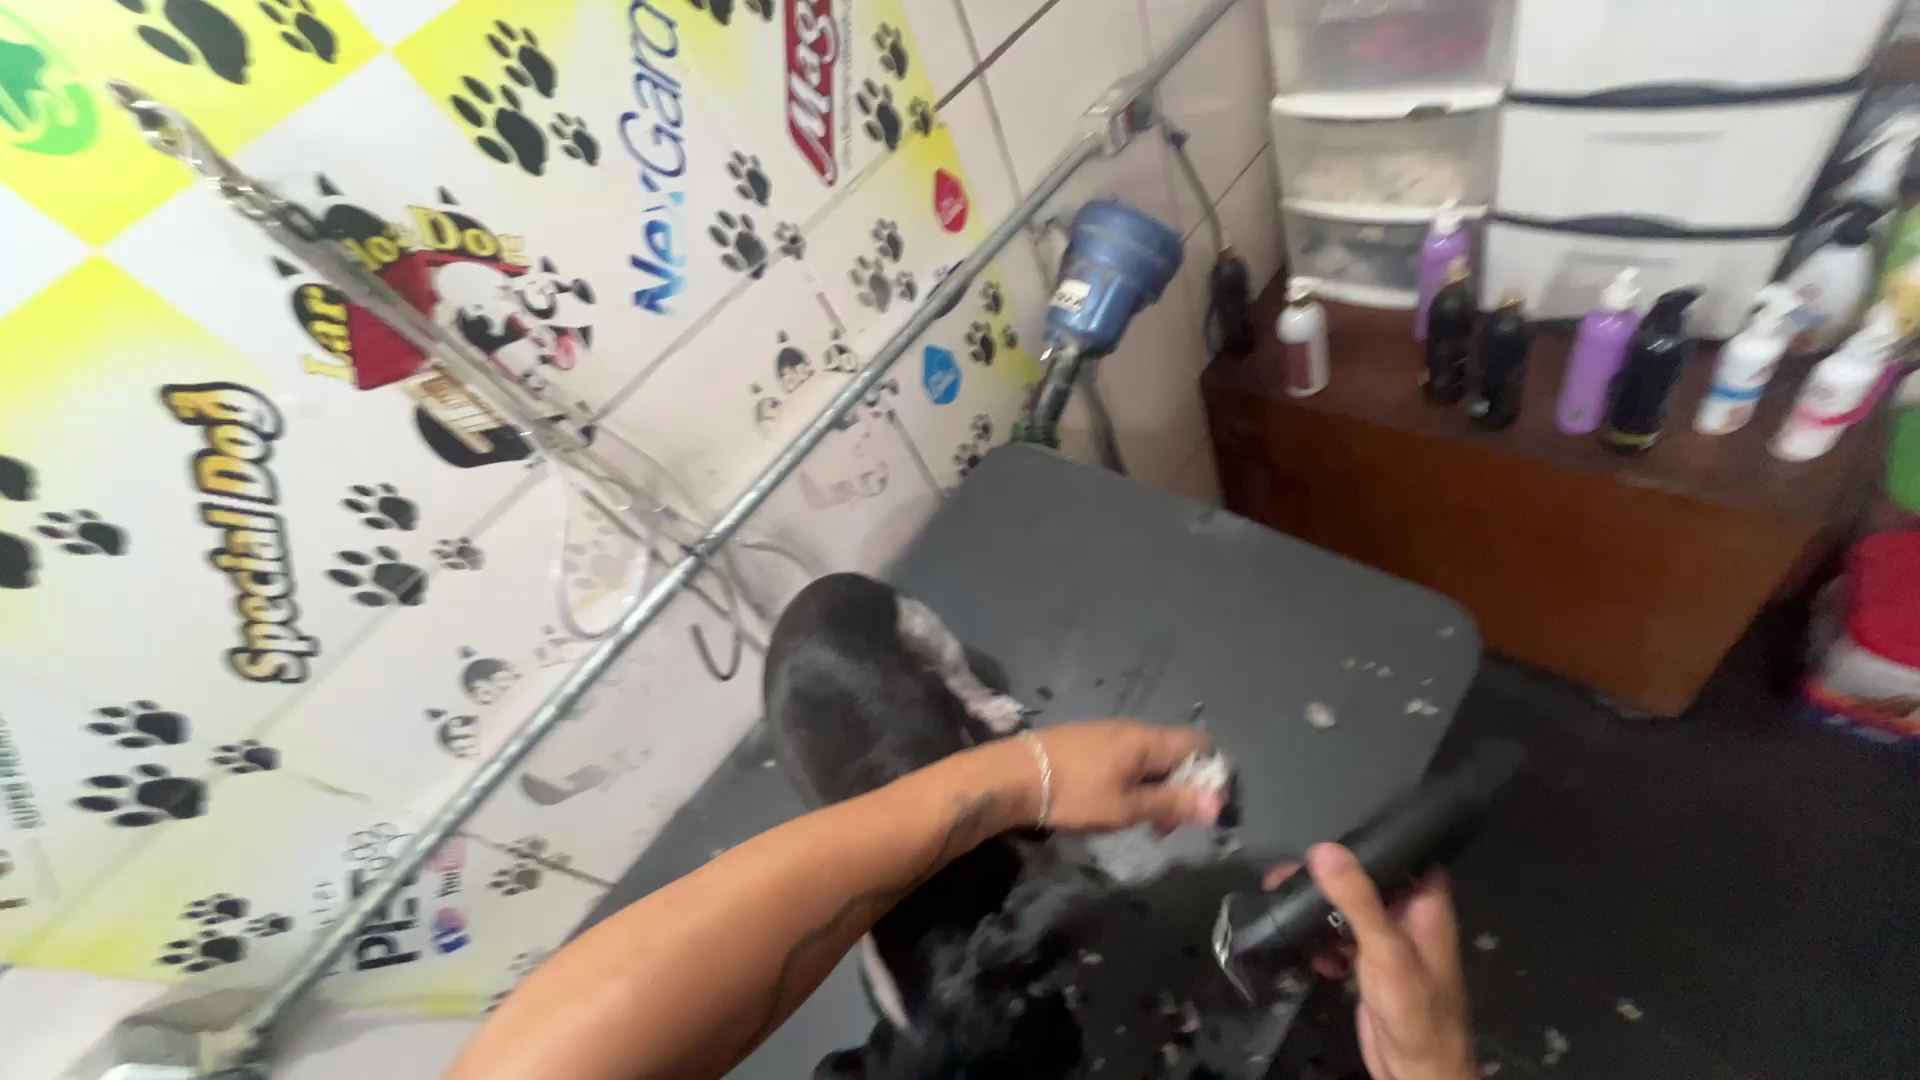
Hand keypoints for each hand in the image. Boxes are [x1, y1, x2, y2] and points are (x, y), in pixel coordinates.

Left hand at [1021, 720, 1223, 833]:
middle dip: (1181, 788)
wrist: (1014, 776)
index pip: (1200, 743)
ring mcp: (1106, 733)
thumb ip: (1172, 803)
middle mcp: (1130, 729)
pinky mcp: (1086, 742)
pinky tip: (1115, 805)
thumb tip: (1218, 802)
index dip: (1212, 774)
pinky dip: (1133, 782)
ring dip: (1155, 788)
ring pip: (1148, 758)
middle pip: (1175, 752)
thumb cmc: (1075, 793)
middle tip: (1167, 826)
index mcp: (1146, 739)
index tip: (1204, 809)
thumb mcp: (1127, 807)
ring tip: (1142, 822)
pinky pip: (1125, 759)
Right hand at [1265, 845, 1475, 1079]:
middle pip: (1369, 880)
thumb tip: (1323, 849)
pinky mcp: (1367, 966)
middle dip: (1333, 874)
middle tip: (1295, 867)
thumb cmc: (1414, 1010)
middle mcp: (1408, 919)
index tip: (1340, 823)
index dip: (1379, 837)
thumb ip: (1356, 898)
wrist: (1415, 1074)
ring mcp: (1387, 944)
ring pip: (1350, 908)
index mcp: (1426, 907)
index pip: (1408, 855)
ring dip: (1321, 907)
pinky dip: (1321, 938)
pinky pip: (1338, 937)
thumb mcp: (1385, 948)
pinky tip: (1306, 946)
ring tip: (1286, 899)